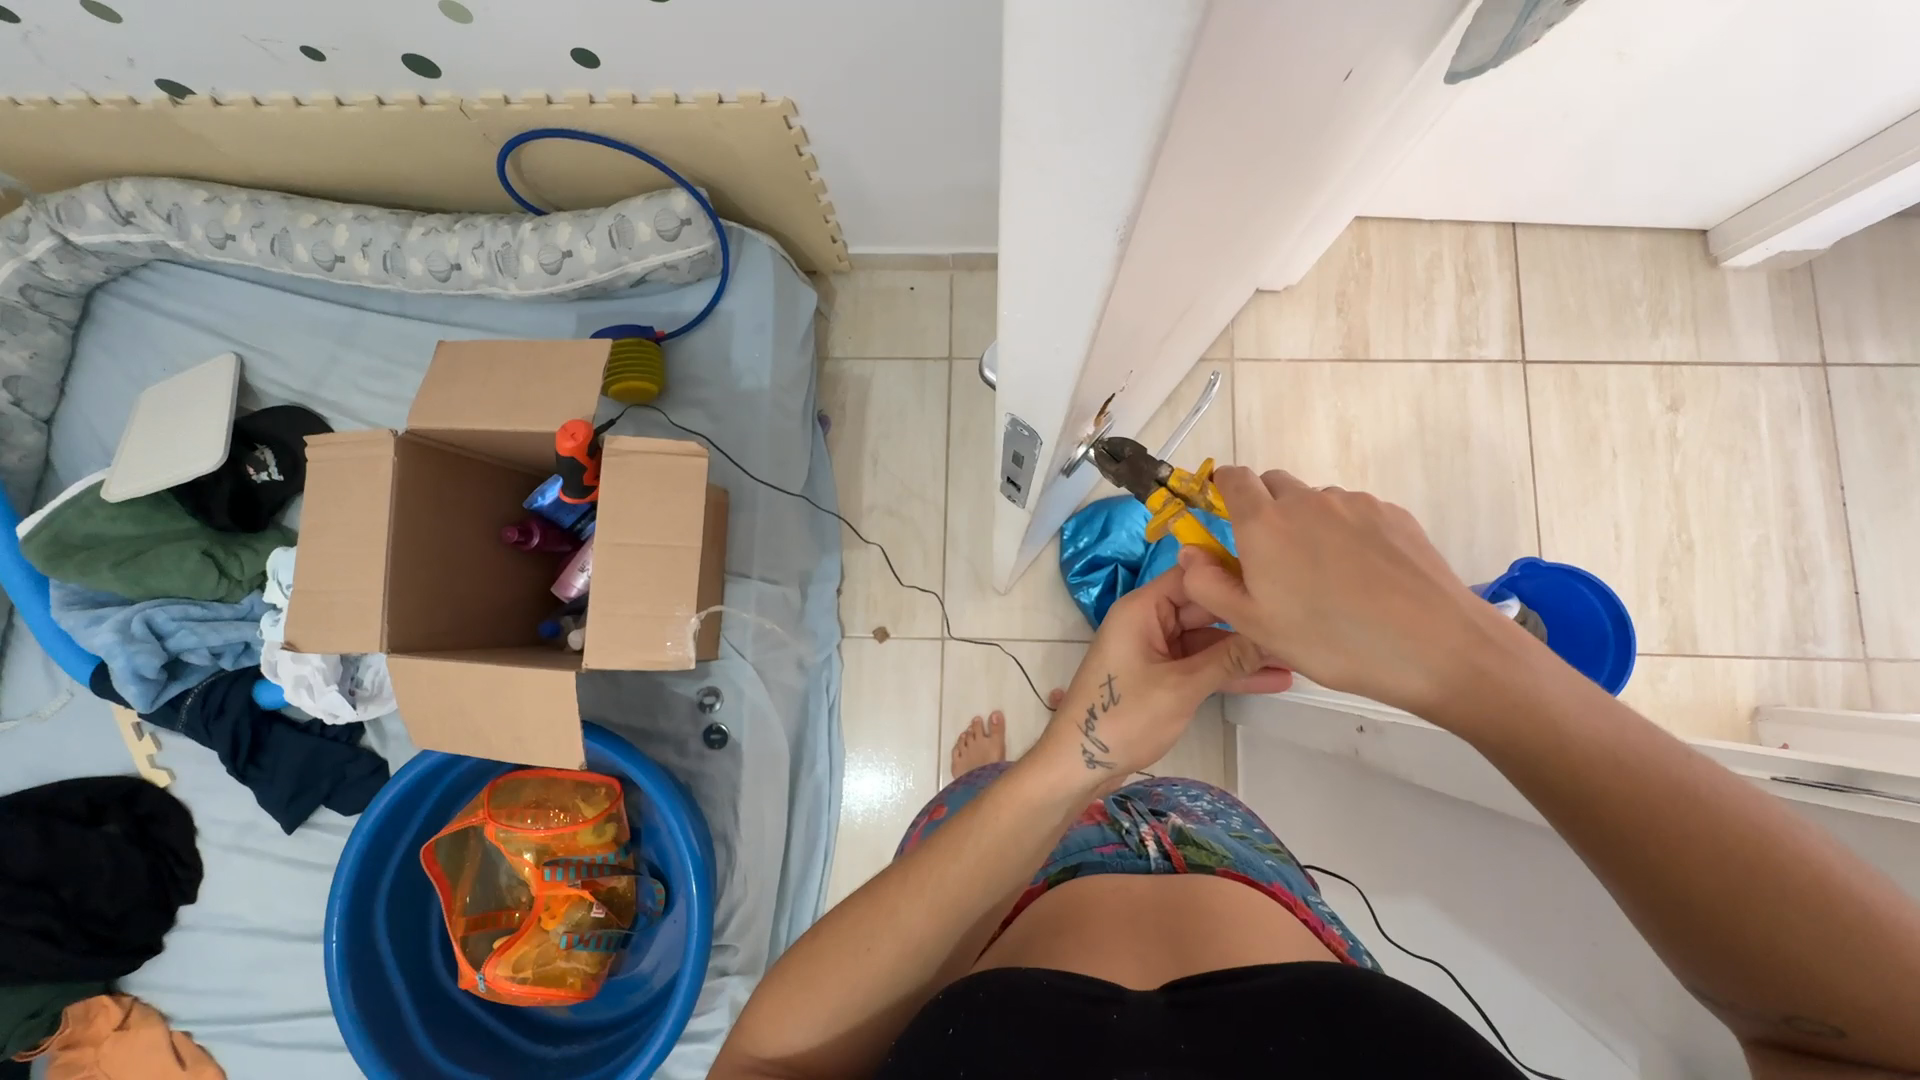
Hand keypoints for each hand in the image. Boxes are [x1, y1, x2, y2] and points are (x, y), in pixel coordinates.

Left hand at [1031, 563, 1288, 790]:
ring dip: (1245, 651)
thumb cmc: (1123, 717)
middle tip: (1299, 624)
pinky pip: (1199, 664)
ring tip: (1297, 656)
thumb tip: (1274, 633)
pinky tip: (1272, 679)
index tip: (1278, 581)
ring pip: (1207, 640)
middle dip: (1248, 618)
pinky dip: (1228, 671)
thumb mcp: (1181, 687)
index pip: (1193, 576)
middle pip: (1205, 608)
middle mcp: (1148, 620)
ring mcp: (1154, 649)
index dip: (1233, 576)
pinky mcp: (1160, 675)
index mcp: (1142, 608)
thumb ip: (1228, 659)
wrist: (1080, 763)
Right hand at [1178, 467, 1508, 715]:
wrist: (1435, 646)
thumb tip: (1189, 554)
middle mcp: (1307, 501)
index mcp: (1264, 524)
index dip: (1222, 489)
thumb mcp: (1254, 625)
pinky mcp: (1393, 514)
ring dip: (1307, 525)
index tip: (1224, 514)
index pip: (1233, 479)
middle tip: (1272, 561)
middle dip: (1264, 510)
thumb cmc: (1331, 640)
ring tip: (1325, 578)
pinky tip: (1362, 578)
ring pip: (1315, 502)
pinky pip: (1353, 514)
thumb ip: (1208, 585)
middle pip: (1274, 485)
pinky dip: (1345, 534)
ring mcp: (1354, 504)